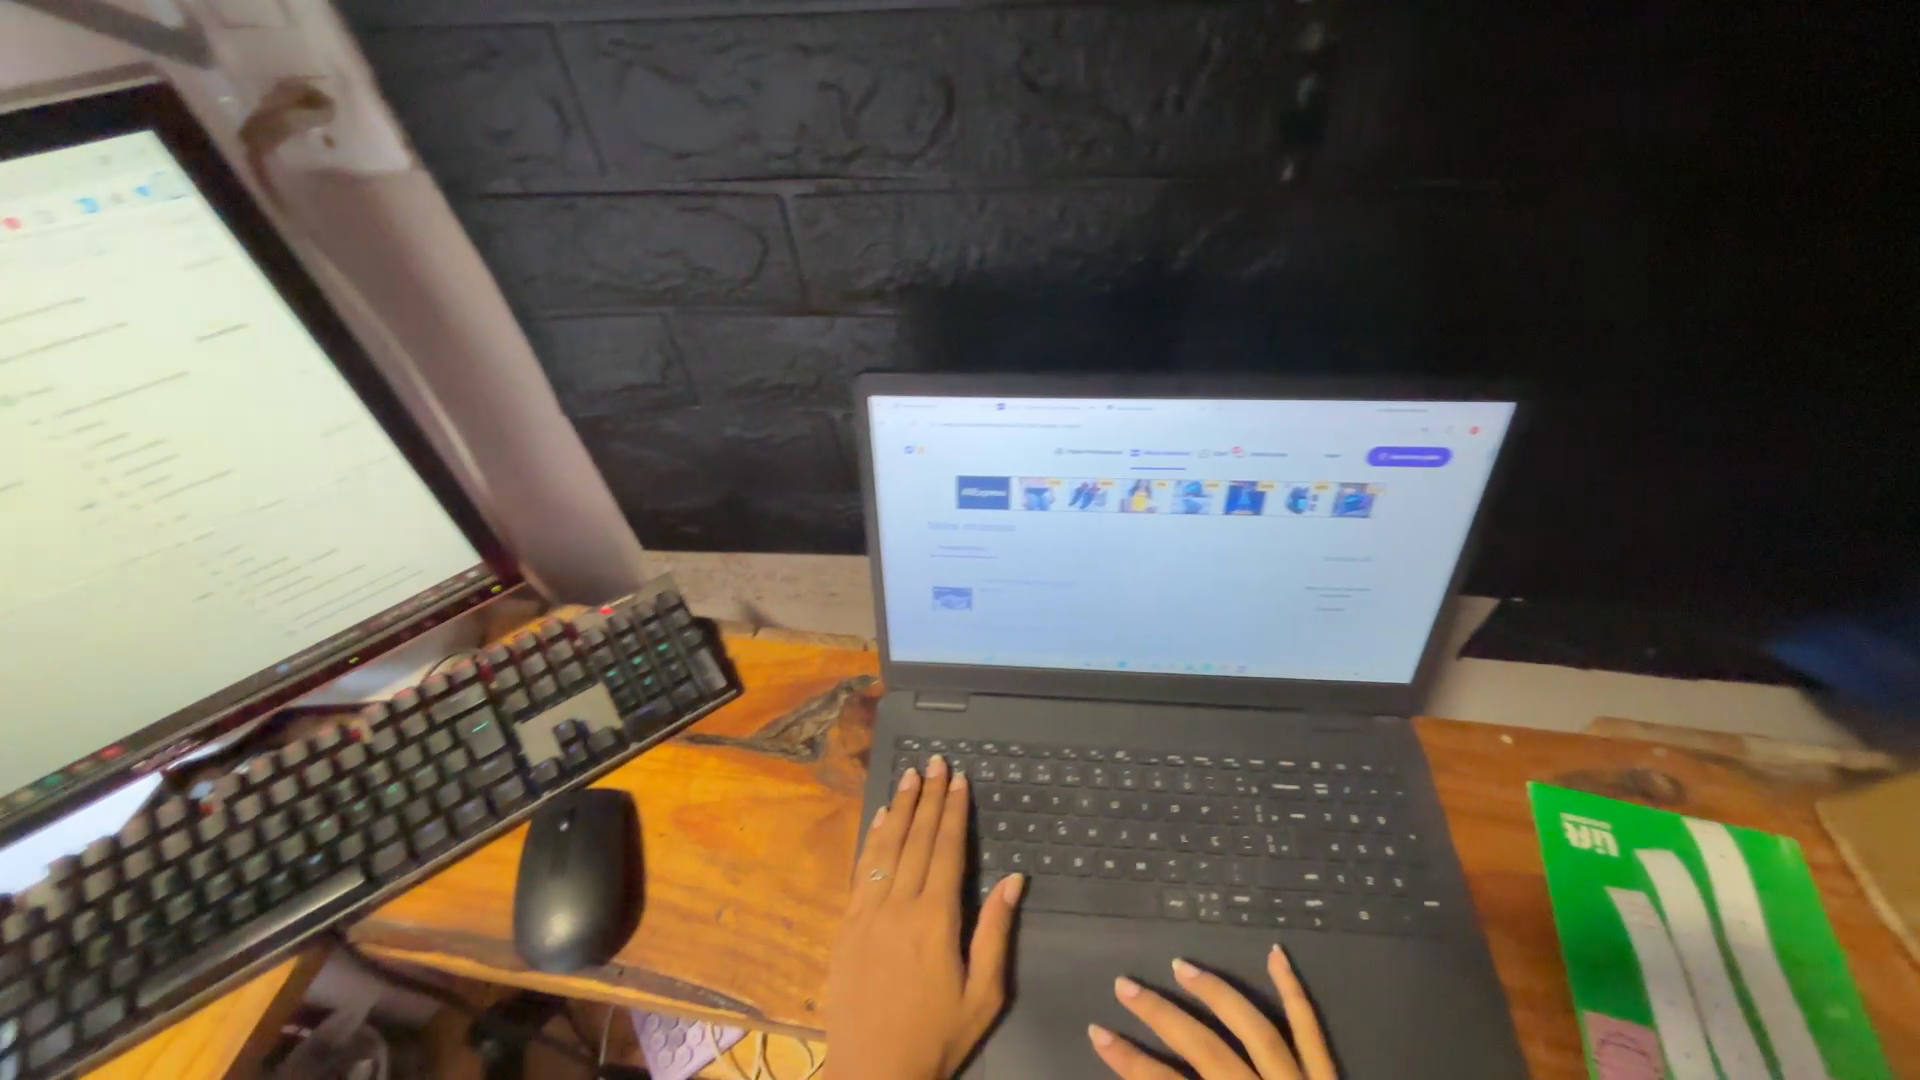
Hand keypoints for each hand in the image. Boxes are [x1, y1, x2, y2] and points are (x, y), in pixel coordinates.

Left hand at [826, 754, 1024, 1079]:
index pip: (946, 850)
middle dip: (928, 797)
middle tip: (935, 761)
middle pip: (916, 839)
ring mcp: (867, 913)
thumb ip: (997, 932)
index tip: (958, 779)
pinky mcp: (845, 926)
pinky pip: (861, 870)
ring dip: (899, 807)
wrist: (873, 1074)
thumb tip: (1014, 878)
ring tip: (909, 775)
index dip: (953, 811)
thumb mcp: (984, 994)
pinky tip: (878, 819)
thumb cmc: (937, 1036)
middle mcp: (899, 905)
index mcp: (936, 919)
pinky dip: (871, 839)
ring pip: (885, 847)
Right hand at [1088, 947, 1337, 1079]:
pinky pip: (1311, 1033)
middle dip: (1161, 1015)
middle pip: (1204, 1050)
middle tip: (1126, 985)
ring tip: (1181, 965)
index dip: (1129, 1061)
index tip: (1098, 1032)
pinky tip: (1276, 954)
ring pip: (1254, 1030)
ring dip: (1215, 993)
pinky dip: (1294, 992)